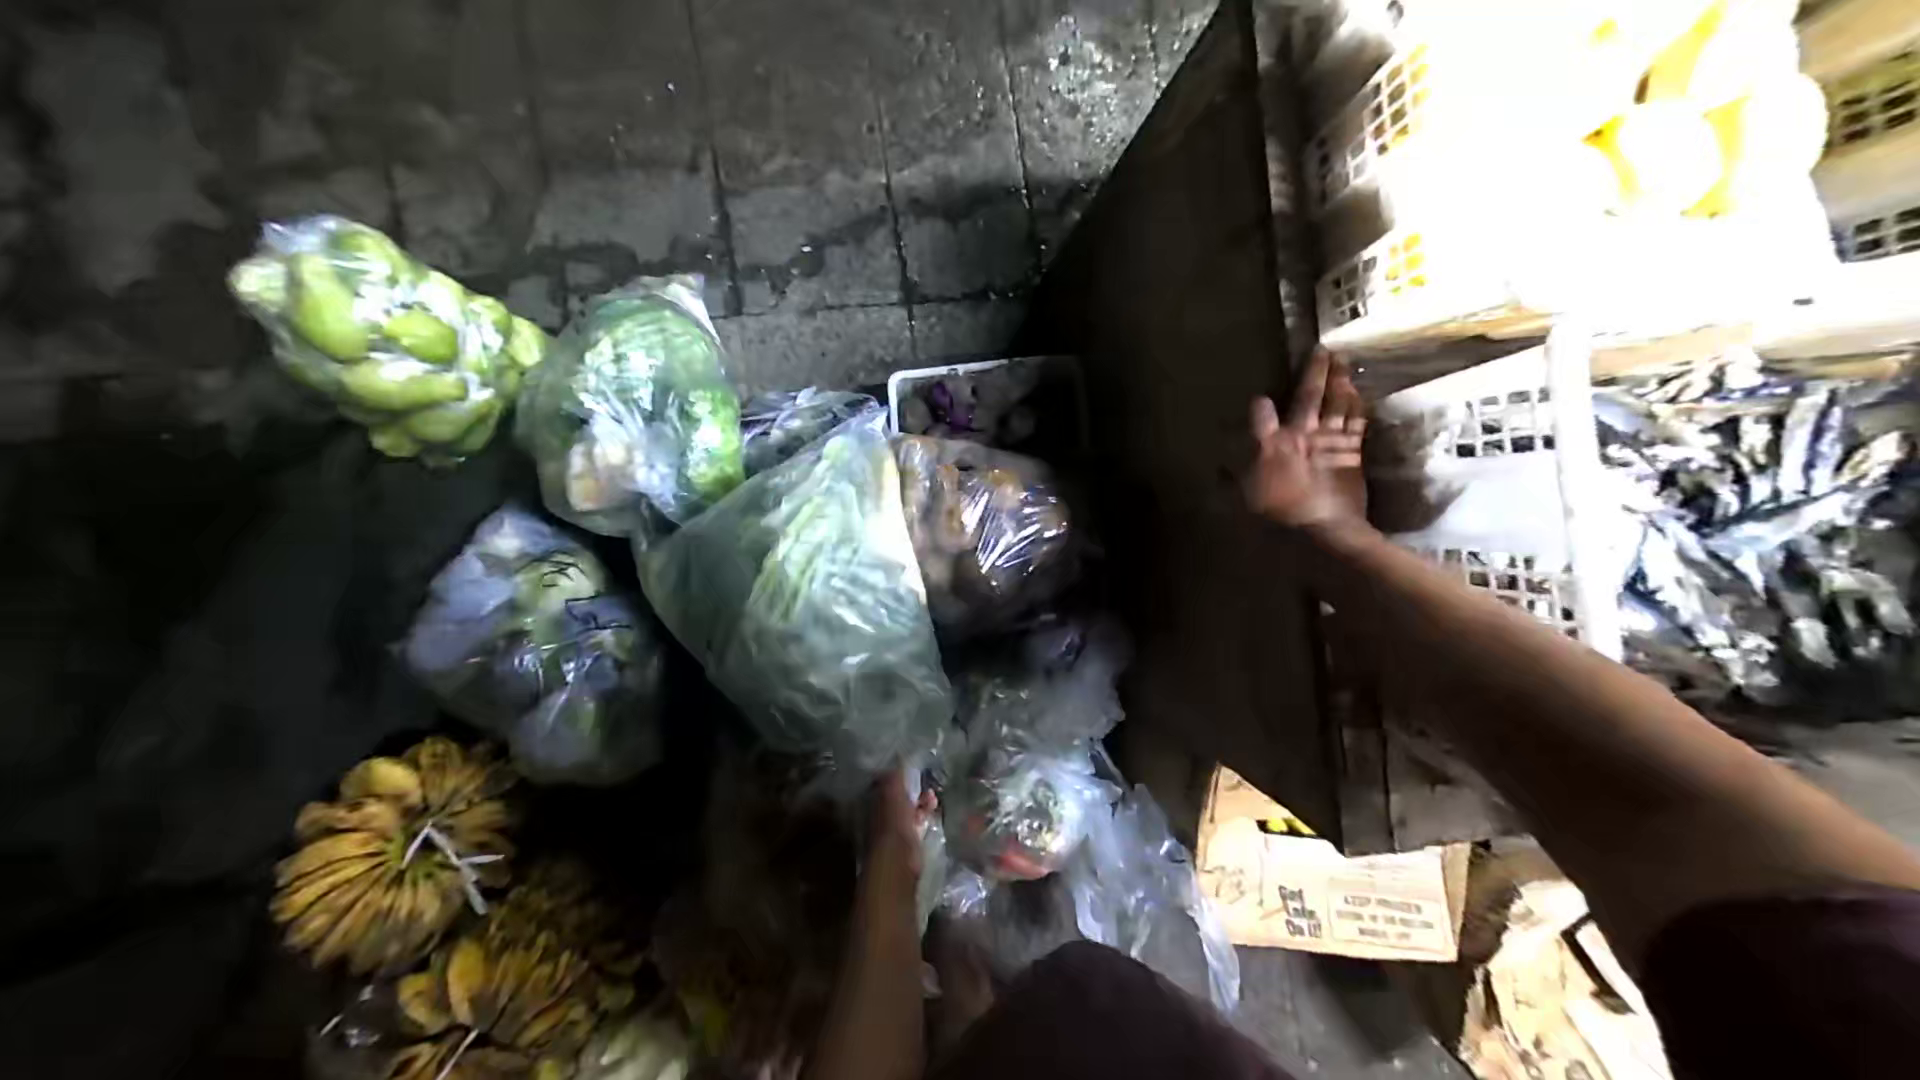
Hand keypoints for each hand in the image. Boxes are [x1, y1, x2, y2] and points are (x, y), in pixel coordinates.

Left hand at [866, 768, 936, 878]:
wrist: (899, 858)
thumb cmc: (893, 821)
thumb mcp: (892, 792)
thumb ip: (895, 776)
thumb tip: (898, 757)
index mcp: (874, 800)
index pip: (886, 782)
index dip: (899, 775)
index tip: (912, 769)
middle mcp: (881, 812)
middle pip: (899, 795)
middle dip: (913, 788)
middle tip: (926, 784)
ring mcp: (895, 826)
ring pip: (910, 807)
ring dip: (922, 801)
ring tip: (933, 798)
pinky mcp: (908, 838)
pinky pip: (918, 820)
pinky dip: (925, 813)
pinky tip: (933, 809)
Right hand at [1246, 349, 1367, 529]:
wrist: (1326, 526)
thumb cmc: (1282, 514)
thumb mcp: (1248, 499)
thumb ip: (1233, 479)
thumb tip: (1217, 468)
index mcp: (1272, 445)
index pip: (1261, 415)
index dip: (1259, 406)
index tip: (1258, 398)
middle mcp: (1301, 434)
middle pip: (1309, 396)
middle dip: (1314, 371)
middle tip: (1322, 349)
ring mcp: (1330, 440)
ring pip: (1337, 402)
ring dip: (1341, 380)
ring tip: (1344, 362)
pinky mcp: (1353, 450)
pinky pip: (1356, 421)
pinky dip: (1358, 406)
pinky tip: (1358, 394)